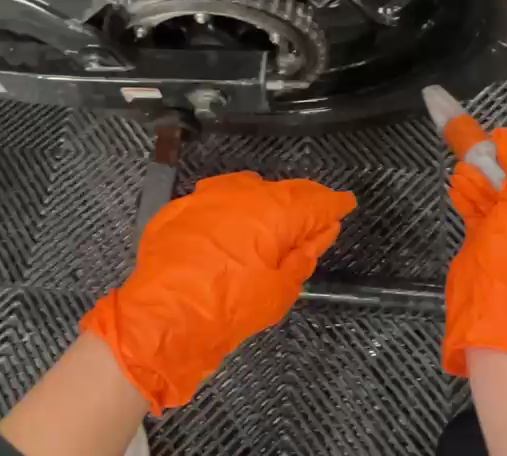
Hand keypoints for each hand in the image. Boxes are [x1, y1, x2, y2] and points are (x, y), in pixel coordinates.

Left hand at [81, 170, 355, 413]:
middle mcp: (242, 193)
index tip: (346, 204)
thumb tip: (319, 233)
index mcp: (272, 211)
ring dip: (267, 201)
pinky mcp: (182, 207)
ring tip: (277, 220)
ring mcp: (209, 196)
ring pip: (249, 189)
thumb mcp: (278, 292)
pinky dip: (233, 209)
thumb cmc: (226, 310)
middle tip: (318, 214)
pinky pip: (217, 200)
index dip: (334, 204)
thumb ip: (302, 256)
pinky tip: (235, 226)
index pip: (314, 201)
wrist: (160, 318)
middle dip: (304, 200)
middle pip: (283, 190)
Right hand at [443, 128, 506, 376]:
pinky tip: (455, 185)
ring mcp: (495, 232)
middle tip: (467, 132)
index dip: (505, 153)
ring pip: (485, 194)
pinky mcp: (478, 242)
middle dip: (485, 157)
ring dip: (473, 174)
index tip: (495, 133)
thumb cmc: (501, 272)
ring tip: (459, 152)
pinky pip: (473, 211)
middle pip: (500, 181)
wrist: (486, 319)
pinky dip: (464, 196)